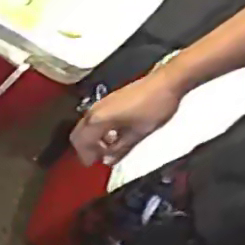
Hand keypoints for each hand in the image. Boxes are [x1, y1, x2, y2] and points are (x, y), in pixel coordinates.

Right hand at [69, 75, 183, 165]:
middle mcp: (92, 113)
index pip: (82, 143)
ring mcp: (99, 105)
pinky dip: (97, 130)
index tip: (93, 164)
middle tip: (97, 157)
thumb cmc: (154, 107)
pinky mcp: (106, 101)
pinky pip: (93, 119)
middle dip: (85, 148)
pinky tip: (113, 133)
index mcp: (97, 121)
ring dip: (91, 139)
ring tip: (107, 147)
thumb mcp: (139, 132)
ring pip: (85, 127)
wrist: (167, 81)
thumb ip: (121, 148)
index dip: (86, 156)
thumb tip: (108, 160)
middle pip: (78, 135)